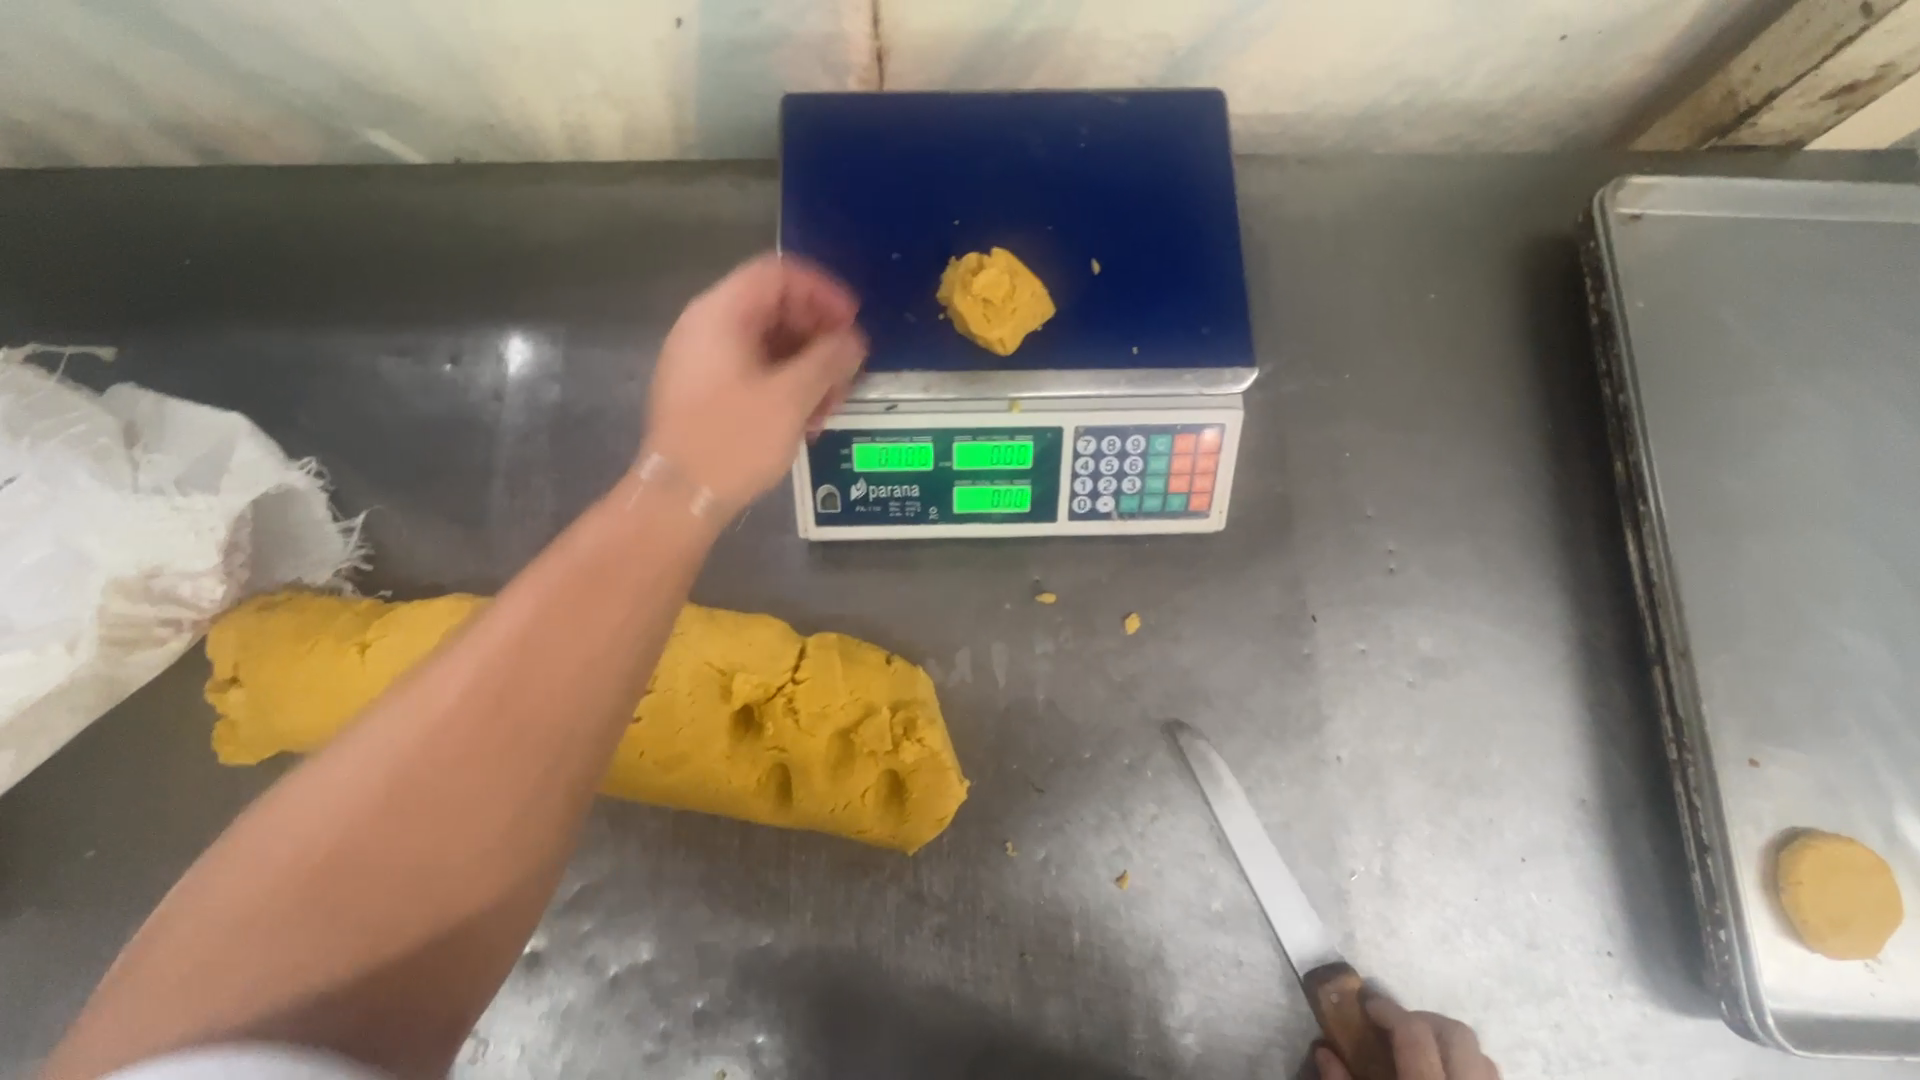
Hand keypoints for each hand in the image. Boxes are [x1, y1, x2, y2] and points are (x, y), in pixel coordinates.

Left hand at [641, 252, 866, 512]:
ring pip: (767, 344)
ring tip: (830, 404)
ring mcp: (702, 361)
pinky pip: (753, 371)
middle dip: (819, 337)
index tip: (853, 324)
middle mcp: (707, 327)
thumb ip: (829, 359)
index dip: (823, 291)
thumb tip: (853, 340)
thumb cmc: (733, 441)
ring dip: (807, 367)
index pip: (779, 274)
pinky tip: (805, 419)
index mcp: (721, 314)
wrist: (678, 498)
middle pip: (775, 308)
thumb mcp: (792, 398)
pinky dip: (785, 385)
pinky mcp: (704, 392)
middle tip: (847, 372)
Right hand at [1315, 995, 1498, 1079]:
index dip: (1389, 1010)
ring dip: (1450, 1042)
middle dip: (1423, 1019)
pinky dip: (1469, 1065)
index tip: (1368, 1004)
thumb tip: (1323, 1051)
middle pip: (1457, 1033)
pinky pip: (1492, 1076)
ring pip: (1483, 1054)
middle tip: (1394, 1025)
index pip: (1415, 1033)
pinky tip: (1445, 1075)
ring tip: (1422, 1050)